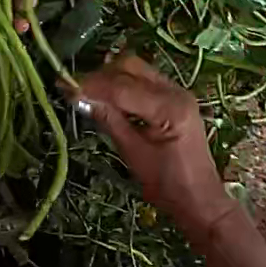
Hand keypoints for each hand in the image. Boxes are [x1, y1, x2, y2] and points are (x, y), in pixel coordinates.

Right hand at [75, 55, 235, 239]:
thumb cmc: (168, 185)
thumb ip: (109, 120)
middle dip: (101, 75)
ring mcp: (178, 91)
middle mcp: (176, 91)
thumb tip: (80, 98)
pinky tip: (108, 97)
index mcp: (169, 107)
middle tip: (77, 90)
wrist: (200, 199)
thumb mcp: (133, 153)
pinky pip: (145, 79)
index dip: (92, 86)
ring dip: (111, 77)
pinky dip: (124, 83)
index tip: (65, 87)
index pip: (122, 87)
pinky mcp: (175, 96)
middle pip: (131, 66)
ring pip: (137, 69)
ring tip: (88, 93)